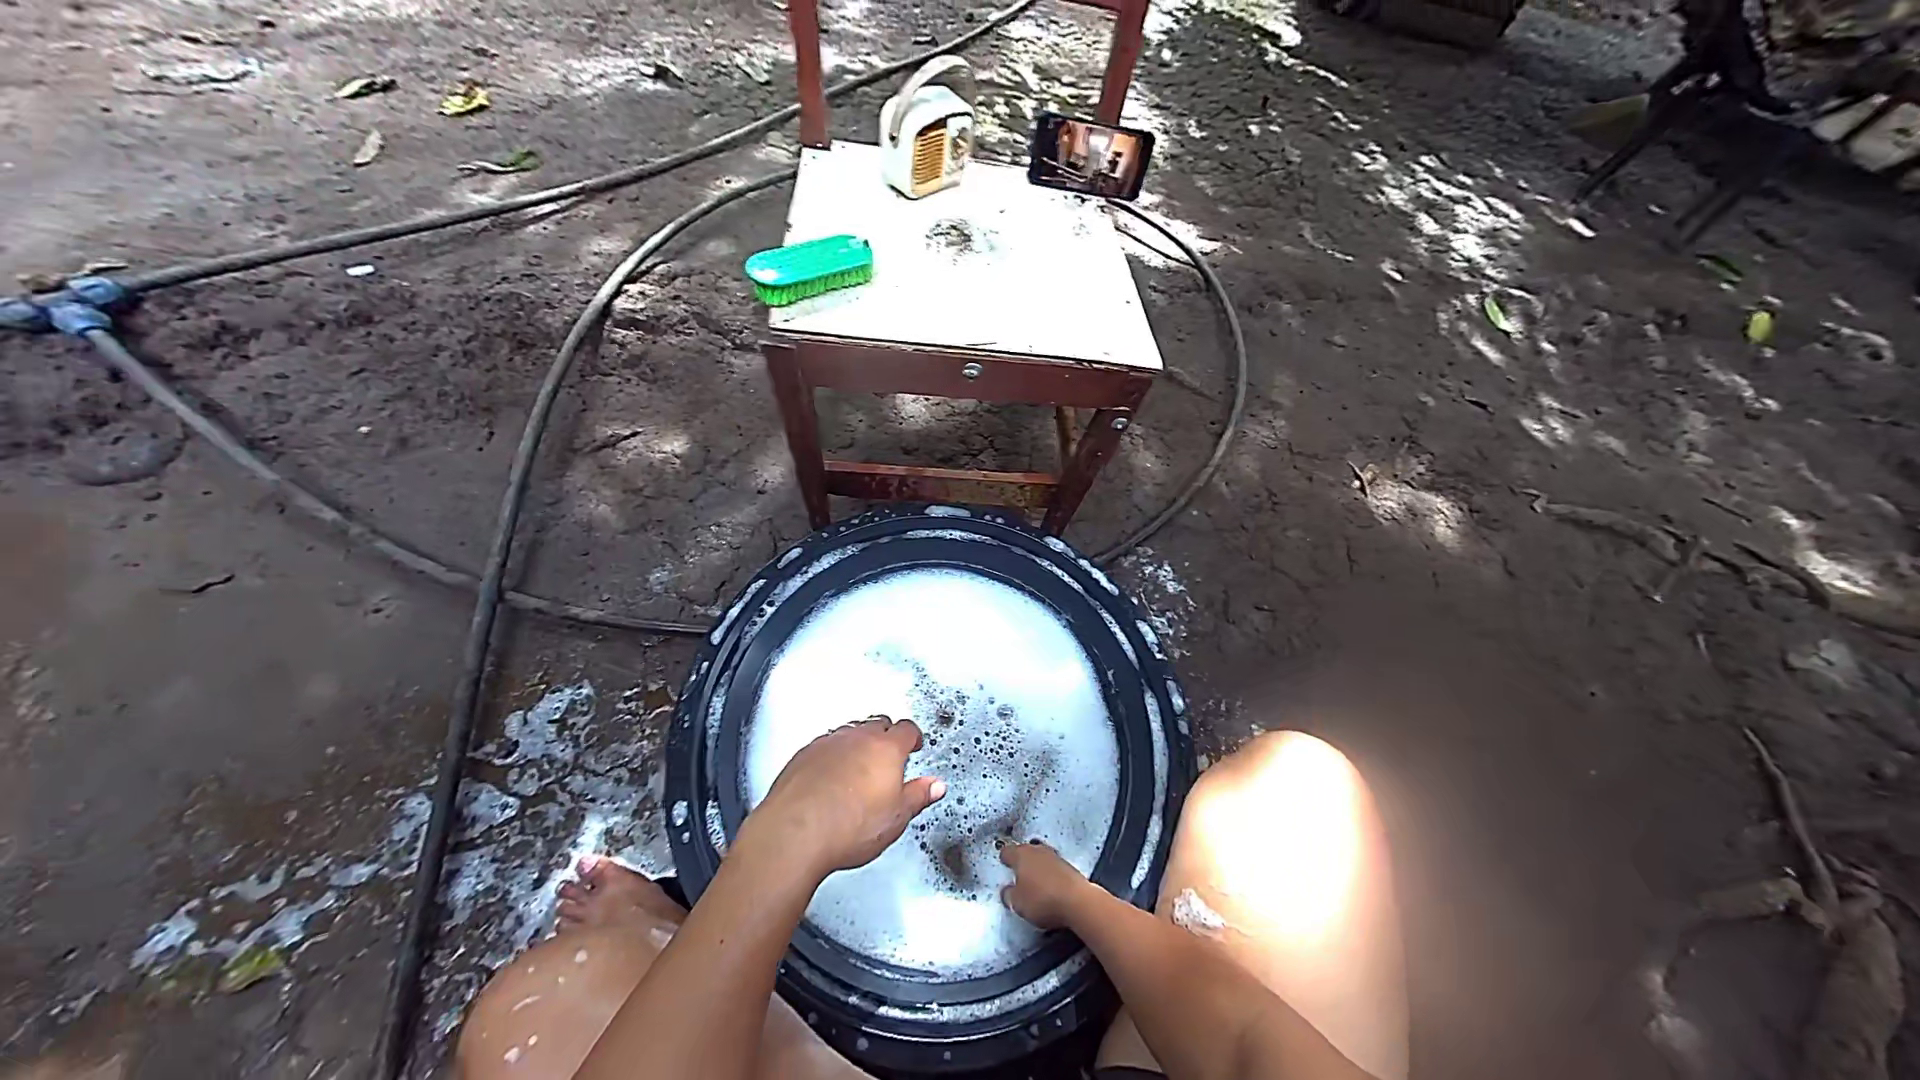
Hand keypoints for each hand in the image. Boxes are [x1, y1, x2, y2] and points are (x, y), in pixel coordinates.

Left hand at [744, 716, 945, 877]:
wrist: (795, 833)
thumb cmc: (846, 826)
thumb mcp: (897, 817)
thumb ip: (919, 795)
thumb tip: (934, 786)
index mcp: (886, 748)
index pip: (907, 729)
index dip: (913, 736)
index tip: (914, 744)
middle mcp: (857, 738)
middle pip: (877, 724)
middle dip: (886, 736)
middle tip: (890, 755)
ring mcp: (828, 743)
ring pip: (850, 732)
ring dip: (858, 744)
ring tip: (860, 768)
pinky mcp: (804, 754)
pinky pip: (824, 745)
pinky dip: (832, 755)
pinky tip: (831, 776)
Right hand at [1000, 841, 1095, 929]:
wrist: (1077, 902)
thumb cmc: (1044, 899)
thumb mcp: (1017, 903)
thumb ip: (1008, 894)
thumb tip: (1007, 892)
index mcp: (1020, 854)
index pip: (1007, 851)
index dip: (1003, 858)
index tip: (1003, 863)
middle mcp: (1037, 851)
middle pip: (1025, 852)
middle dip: (1021, 862)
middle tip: (1017, 876)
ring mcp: (1055, 857)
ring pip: (1040, 859)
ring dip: (1037, 868)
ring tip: (1034, 884)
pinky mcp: (1069, 867)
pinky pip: (1054, 869)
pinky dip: (1050, 876)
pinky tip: (1050, 888)